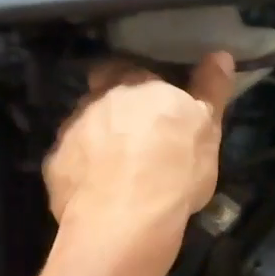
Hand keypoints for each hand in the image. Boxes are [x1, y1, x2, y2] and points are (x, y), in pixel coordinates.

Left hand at [43, 53, 233, 234]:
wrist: (125, 221)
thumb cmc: (175, 170)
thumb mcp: (207, 129)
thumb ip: (211, 89)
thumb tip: (220, 54)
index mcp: (137, 83)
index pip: (135, 68)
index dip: (144, 84)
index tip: (156, 104)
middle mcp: (99, 98)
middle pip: (103, 90)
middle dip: (115, 104)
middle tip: (135, 132)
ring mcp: (71, 130)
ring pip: (84, 123)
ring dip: (97, 135)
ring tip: (115, 165)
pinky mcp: (54, 164)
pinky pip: (69, 158)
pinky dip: (82, 167)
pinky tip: (96, 188)